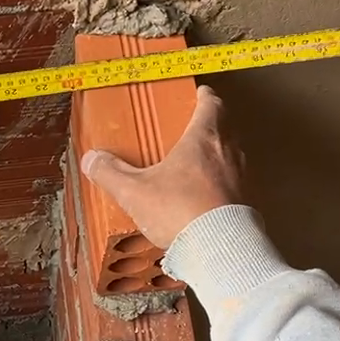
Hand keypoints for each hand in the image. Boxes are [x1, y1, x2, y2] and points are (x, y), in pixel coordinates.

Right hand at [79, 85, 240, 247]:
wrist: (219, 248)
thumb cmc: (180, 211)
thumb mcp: (135, 192)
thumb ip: (111, 173)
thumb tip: (91, 160)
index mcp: (203, 138)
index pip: (211, 105)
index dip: (205, 97)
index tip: (201, 93)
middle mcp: (229, 152)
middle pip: (226, 127)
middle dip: (213, 123)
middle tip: (196, 126)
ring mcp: (242, 177)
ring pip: (233, 155)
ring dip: (219, 154)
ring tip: (199, 164)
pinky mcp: (247, 202)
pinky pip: (236, 184)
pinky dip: (224, 183)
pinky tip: (207, 197)